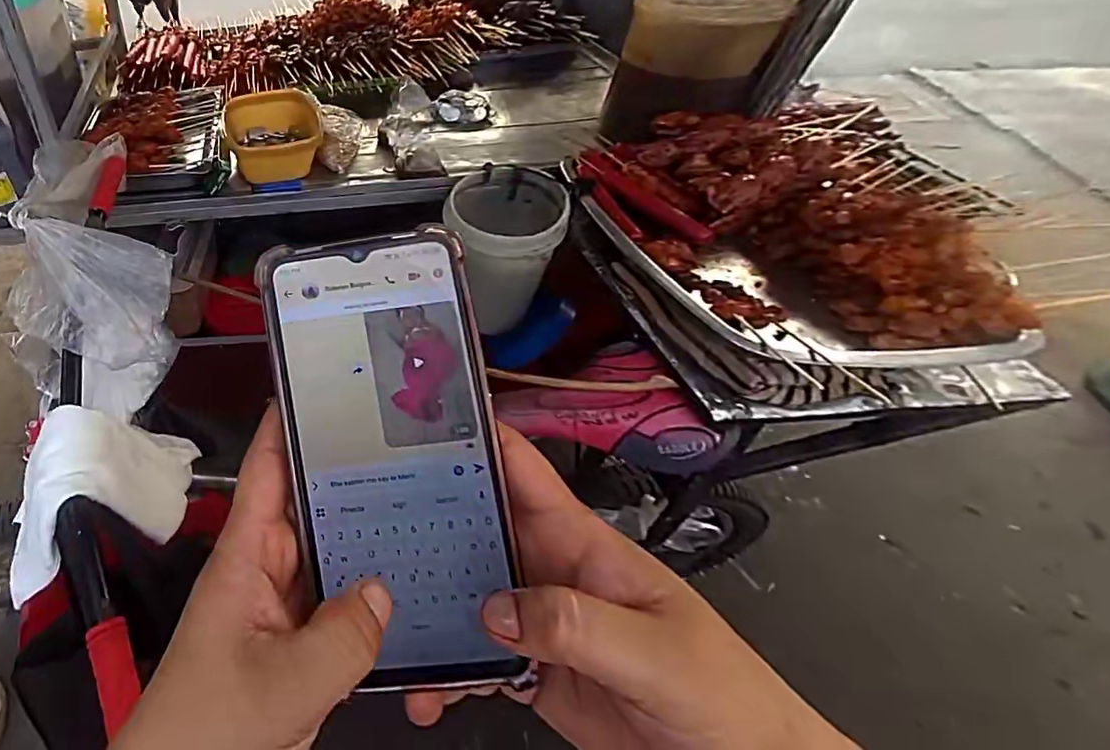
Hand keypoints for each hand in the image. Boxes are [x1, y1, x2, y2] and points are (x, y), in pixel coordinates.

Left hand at [113, 403, 390, 749]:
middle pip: (311, 501)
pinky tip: (403, 574)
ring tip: (415, 498)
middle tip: (400, 442)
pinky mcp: (299, 634)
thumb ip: (340, 639)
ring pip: (330, 547)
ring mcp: (284, 600)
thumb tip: (383, 592)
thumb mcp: (280, 686)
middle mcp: (266, 566)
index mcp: (245, 554)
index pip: (267, 467)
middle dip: (348, 471)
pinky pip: (339, 594)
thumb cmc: (204, 731)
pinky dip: (367, 582)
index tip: (320, 385)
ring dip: (363, 528)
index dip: (288, 422)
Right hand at [407, 426, 856, 749]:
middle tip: (386, 524)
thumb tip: (501, 611)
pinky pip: (480, 656)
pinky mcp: (537, 666)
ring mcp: (543, 618)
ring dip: (434, 604)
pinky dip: (452, 669)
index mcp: (583, 541)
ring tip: (401, 622)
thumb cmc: (723, 690)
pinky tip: (434, 685)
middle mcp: (553, 570)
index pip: (524, 470)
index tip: (435, 419)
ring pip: (471, 592)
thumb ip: (577, 624)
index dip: (482, 434)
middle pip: (480, 527)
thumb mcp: (654, 651)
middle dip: (433, 520)